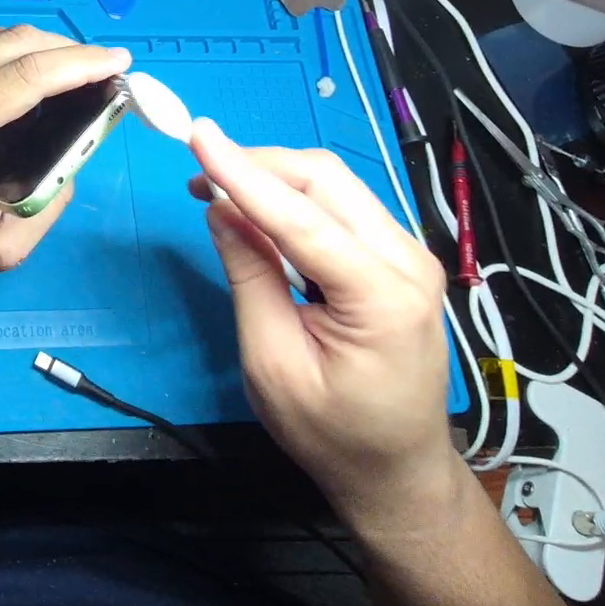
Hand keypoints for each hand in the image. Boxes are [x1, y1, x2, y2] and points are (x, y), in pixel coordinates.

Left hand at [0, 26, 131, 297]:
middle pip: (14, 43)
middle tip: (104, 68)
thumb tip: (72, 164)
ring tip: (76, 70)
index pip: (28, 74)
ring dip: (41, 46)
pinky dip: (12, 52)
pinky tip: (34, 74)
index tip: (119, 63)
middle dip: (69, 49)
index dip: (81, 64)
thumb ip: (48, 209)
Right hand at [187, 119, 457, 526]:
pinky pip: (338, 204)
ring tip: (216, 189)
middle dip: (256, 164)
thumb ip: (250, 277)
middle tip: (198, 175)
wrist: (398, 470)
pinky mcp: (395, 255)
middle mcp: (407, 260)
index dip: (243, 173)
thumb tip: (221, 210)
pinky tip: (256, 208)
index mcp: (383, 298)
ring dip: (270, 176)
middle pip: (324, 180)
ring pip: (331, 183)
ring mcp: (407, 253)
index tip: (198, 136)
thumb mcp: (273, 364)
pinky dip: (289, 196)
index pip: (301, 217)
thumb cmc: (333, 433)